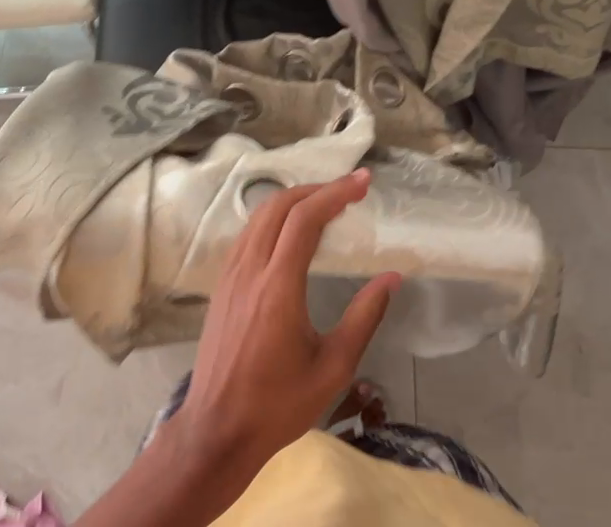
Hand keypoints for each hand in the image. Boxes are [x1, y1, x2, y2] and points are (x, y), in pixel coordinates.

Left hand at [75, 170, 399, 526]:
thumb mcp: (334, 366)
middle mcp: (250, 269)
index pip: (305, 219)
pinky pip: (248, 234)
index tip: (363, 182)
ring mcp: (230, 274)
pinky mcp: (221, 285)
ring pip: (259, 216)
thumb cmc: (279, 404)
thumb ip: (364, 316)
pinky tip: (291, 230)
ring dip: (293, 200)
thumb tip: (392, 277)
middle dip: (316, 189)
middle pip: (279, 206)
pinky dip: (273, 218)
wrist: (218, 428)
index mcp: (278, 286)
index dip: (335, 193)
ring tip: (325, 203)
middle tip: (350, 189)